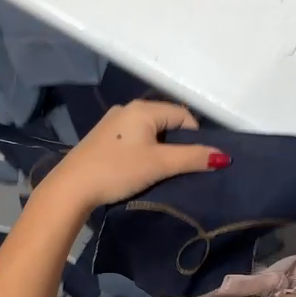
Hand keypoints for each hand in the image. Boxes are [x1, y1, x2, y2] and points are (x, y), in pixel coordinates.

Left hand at [36, 100, 228, 211]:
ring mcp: (113, 123)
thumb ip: (193, 158)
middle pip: (167, 122)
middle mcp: (128, 109)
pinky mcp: (103, 138)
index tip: (192, 163)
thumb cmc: (118, 171)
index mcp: (143, 108)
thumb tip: (223, 157)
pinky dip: (144, 152)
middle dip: (177, 144)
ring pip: (151, 132)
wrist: (72, 188)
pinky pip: (135, 139)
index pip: (183, 116)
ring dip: (160, 150)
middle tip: (177, 169)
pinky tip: (138, 170)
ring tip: (158, 172)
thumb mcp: (159, 164)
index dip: (195, 138)